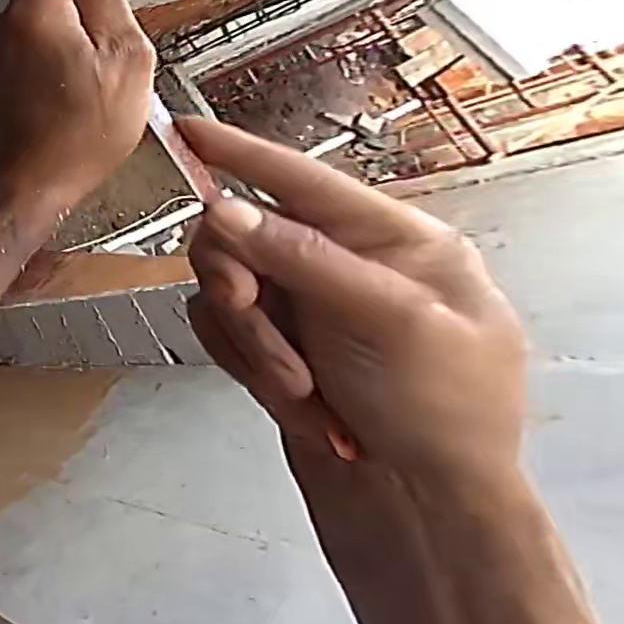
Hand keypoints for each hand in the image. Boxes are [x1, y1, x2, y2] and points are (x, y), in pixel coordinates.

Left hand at [0, 0, 154, 210]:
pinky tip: (57, 98)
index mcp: (35, 15)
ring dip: (63, 43)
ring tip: (76, 92)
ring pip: (38, 24)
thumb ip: (110, 10)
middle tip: (96, 67)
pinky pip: (22, 49)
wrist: (26, 184)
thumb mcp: (128, 65)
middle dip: (79, 15)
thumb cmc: (77, 135)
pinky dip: (44, 62)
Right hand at [180, 118, 528, 487]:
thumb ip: (301, 257)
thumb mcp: (388, 320)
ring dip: (248, 338)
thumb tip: (223, 208)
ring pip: (217, 284)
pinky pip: (212, 322)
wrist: (408, 495)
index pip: (298, 178)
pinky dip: (240, 358)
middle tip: (250, 312)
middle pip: (238, 236)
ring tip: (296, 383)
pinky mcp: (263, 330)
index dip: (238, 151)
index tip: (186, 129)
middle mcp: (333, 259)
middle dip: (240, 286)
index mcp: (389, 240)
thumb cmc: (437, 408)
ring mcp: (294, 296)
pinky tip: (287, 391)